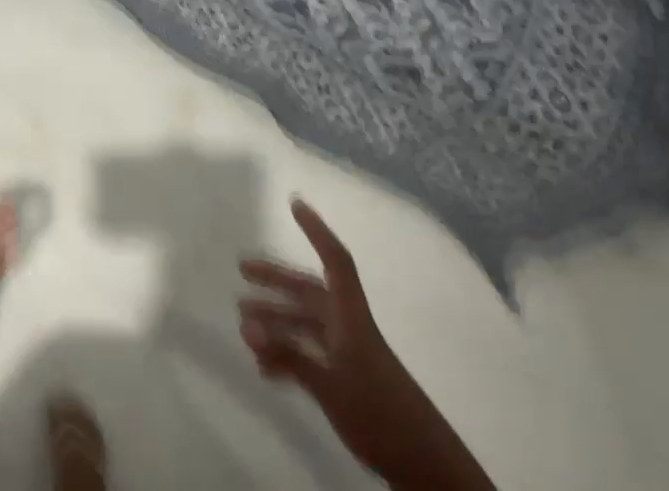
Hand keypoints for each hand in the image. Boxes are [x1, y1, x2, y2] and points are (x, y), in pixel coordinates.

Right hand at [239, 198, 390, 402]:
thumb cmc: (381, 414)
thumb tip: (246, 325)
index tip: (295, 203)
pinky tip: (265, 366)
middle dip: (277, 279)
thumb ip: (288, 355)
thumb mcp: (330, 385)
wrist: (426, 464)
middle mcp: (350, 328)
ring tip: (243, 322)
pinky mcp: (347, 379)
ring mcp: (349, 354)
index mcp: (352, 319)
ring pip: (307, 325)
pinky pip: (309, 354)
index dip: (316, 231)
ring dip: (277, 319)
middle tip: (242, 270)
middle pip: (311, 291)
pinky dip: (286, 354)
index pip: (335, 262)